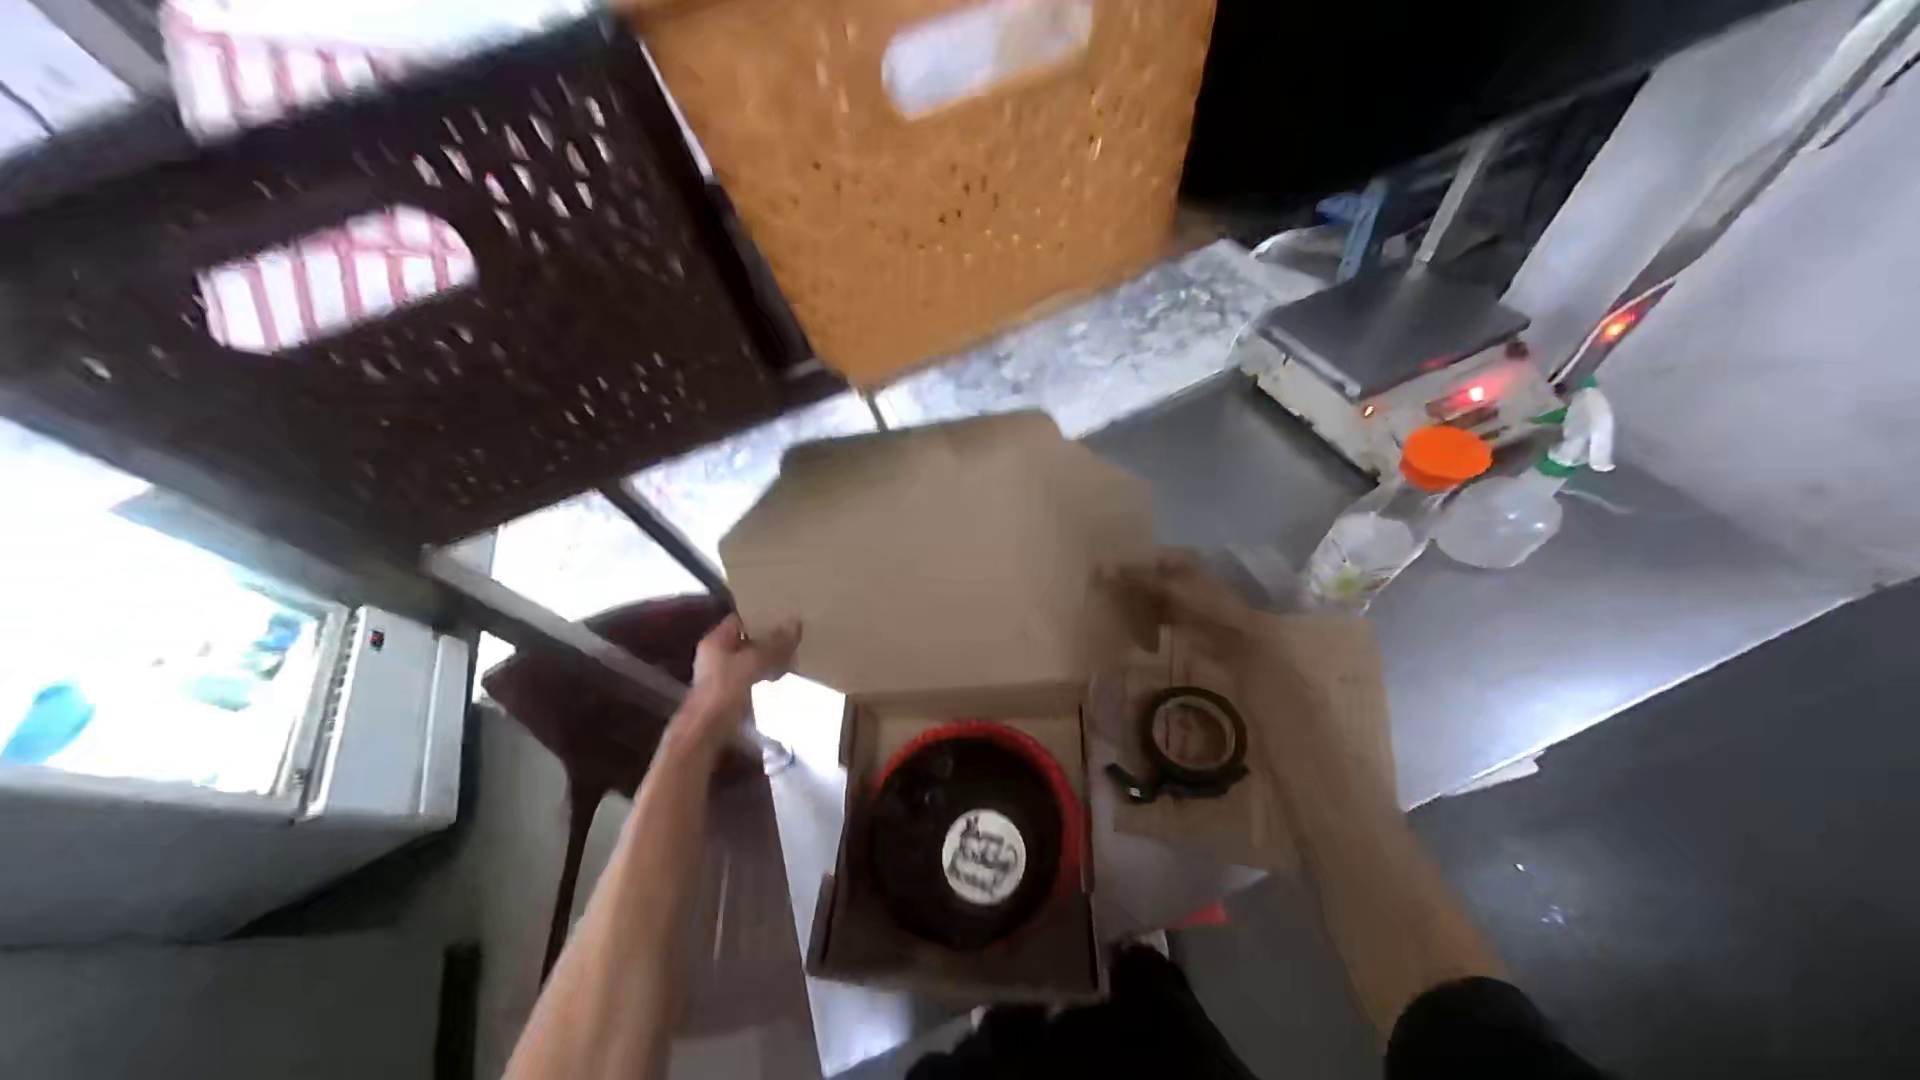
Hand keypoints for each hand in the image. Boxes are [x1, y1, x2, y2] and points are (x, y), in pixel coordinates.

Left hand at [688, 613, 800, 717]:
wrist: (706, 735)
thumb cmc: (725, 691)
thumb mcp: (754, 662)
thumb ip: (774, 643)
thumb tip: (795, 622)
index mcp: (715, 642)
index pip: (739, 620)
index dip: (760, 617)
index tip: (785, 617)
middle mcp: (715, 657)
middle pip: (746, 643)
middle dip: (769, 642)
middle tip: (795, 639)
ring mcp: (721, 679)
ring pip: (750, 663)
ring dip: (770, 662)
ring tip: (794, 660)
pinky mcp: (729, 698)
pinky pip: (752, 682)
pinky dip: (766, 680)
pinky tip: (784, 682)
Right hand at [1101, 550, 1257, 653]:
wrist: (1239, 639)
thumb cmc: (1206, 605)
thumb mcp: (1169, 587)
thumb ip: (1136, 577)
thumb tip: (1102, 567)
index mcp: (1179, 558)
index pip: (1143, 556)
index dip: (1122, 564)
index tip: (1099, 575)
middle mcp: (1179, 574)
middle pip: (1144, 577)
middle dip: (1124, 586)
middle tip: (1101, 596)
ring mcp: (1181, 596)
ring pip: (1148, 597)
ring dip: (1132, 605)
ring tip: (1110, 612)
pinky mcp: (1181, 618)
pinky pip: (1154, 615)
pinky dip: (1142, 621)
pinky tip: (1129, 629)